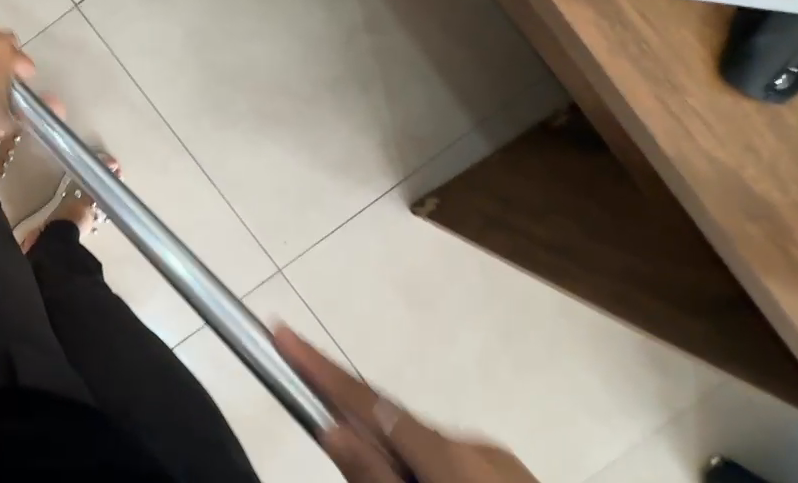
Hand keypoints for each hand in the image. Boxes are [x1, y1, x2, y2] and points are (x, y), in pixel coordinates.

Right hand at [274, 327, 539, 482]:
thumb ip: (374, 478)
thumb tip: (329, 427)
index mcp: (454, 456)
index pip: (369, 400)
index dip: (320, 366)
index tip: (281, 331)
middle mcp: (480, 447)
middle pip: (396, 426)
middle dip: (362, 436)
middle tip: (340, 458)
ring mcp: (505, 464)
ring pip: (424, 448)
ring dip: (398, 464)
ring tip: (388, 481)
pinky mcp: (517, 479)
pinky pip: (453, 464)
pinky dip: (426, 473)